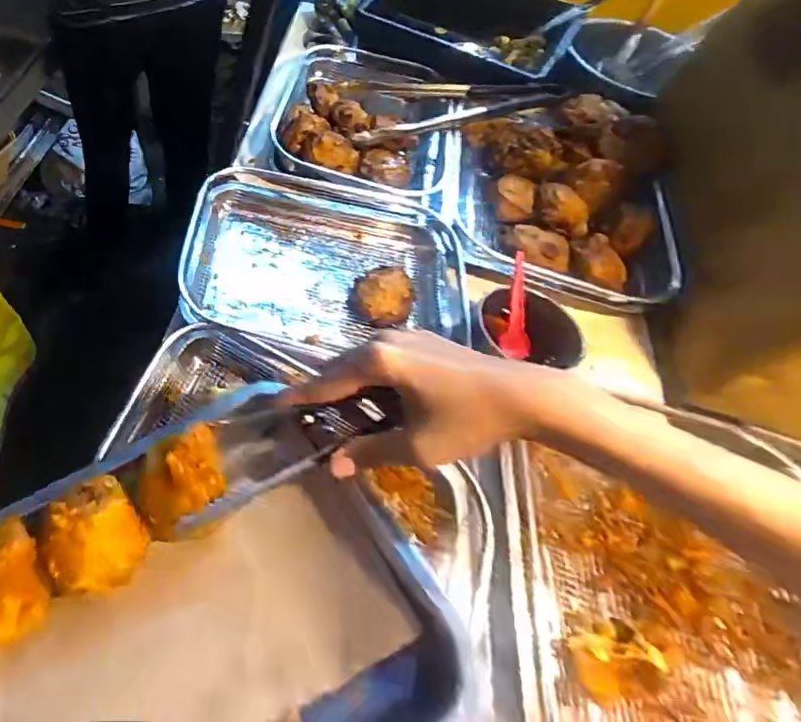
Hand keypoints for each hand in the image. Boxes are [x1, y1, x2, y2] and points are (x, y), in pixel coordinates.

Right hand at [291, 329, 573, 473]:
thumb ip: (370, 452)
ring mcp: (403, 334)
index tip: (274, 403)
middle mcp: (382, 339)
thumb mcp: (417, 445)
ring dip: (347, 382)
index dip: (300, 396)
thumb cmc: (468, 420)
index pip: (327, 382)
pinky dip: (369, 375)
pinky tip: (377, 395)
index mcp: (376, 360)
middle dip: (322, 389)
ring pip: (360, 359)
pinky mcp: (420, 338)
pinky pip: (380, 355)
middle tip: (305, 412)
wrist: (526, 394)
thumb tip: (332, 466)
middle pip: (340, 366)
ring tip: (339, 408)